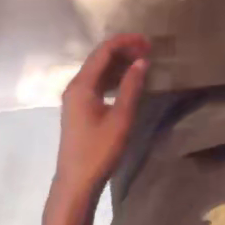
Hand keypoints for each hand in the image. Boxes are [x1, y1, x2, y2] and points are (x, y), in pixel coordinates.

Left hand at [52, 34, 150, 200]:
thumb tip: (142, 61)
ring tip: (142, 63)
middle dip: (123, 50)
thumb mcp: (121, 118)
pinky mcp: (79, 109)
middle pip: (99, 59)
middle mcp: (75, 86)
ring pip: (98, 71)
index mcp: (82, 85)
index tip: (147, 42)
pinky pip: (97, 84)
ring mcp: (75, 98)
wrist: (76, 182)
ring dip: (119, 64)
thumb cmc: (99, 151)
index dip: (125, 42)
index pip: (103, 52)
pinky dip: (113, 78)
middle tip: (148, 50)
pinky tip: (128, 82)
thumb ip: (131, 87)